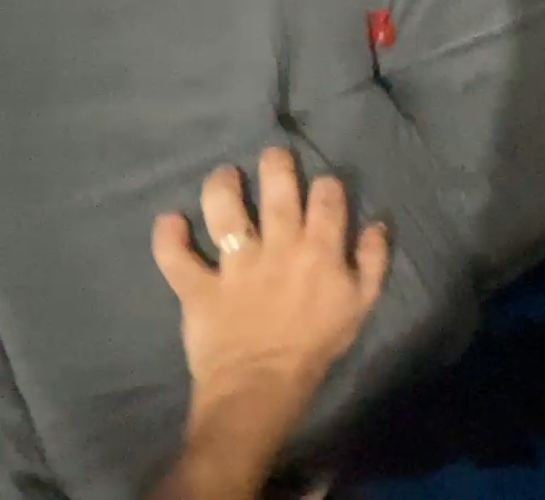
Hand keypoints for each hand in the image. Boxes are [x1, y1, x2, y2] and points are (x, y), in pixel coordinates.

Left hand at [152, 148, 389, 457]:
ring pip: (225, 214)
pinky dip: (169, 240)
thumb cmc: (316, 344)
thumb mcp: (361, 303)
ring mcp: (235, 265)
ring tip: (223, 174)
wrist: (261, 390)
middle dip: (276, 165)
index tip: (322, 185)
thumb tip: (377, 223)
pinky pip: (178, 260)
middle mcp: (278, 246)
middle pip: (278, 192)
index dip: (326, 184)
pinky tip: (168, 220)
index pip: (326, 197)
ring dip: (221, 188)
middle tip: (273, 153)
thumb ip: (373, 260)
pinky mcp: (199, 288)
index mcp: (320, 248)